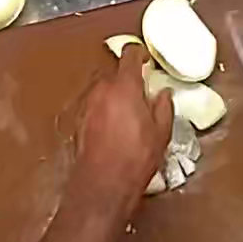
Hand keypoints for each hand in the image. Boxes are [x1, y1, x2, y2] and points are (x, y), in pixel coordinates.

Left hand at [75, 46, 172, 203]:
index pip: (129, 55)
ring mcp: (87, 105)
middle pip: (115, 72)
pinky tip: (114, 128)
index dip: (139, 54)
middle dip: (127, 79)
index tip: (147, 61)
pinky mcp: (78, 121)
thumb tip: (163, 93)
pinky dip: (104, 109)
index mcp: (124, 86)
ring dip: (114, 94)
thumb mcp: (161, 133)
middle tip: (141, 94)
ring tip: (128, 113)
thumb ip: (164, 107)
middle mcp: (102, 89)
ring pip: (103, 89)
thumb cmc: (136, 157)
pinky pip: (94, 105)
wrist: (101, 187)